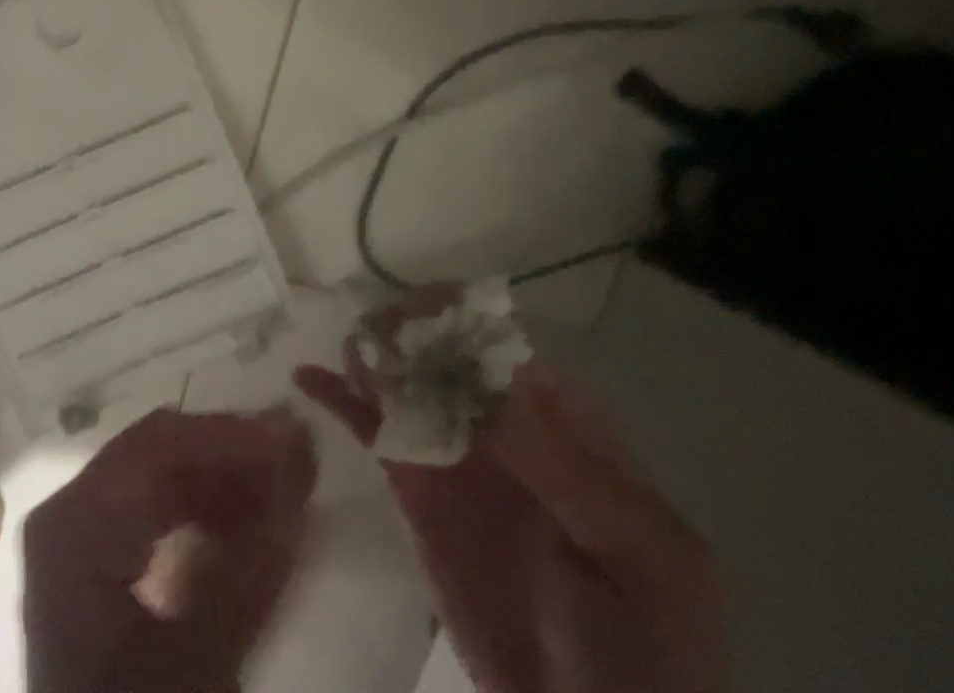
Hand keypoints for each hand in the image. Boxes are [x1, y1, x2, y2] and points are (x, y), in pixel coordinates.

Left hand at [22, 407, 316, 692]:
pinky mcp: (95, 556)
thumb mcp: (195, 656)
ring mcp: (76, 530)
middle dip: (231, 455)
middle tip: (304, 462)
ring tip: (288, 496)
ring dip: (224, 481)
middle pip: (156, 453)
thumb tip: (295, 473)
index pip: (156, 446)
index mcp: (74, 523)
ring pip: (159, 477)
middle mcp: (67, 510)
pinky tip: (251, 527)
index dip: (229, 436)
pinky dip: (205, 511)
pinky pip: (154, 509)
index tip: (298, 437)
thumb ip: (250, 564)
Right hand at [296, 287, 727, 692]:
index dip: (468, 323)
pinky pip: (381, 437)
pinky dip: (346, 406)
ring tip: (345, 352)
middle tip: (372, 330)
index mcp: (575, 434)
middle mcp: (510, 434)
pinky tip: (311, 380)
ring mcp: (459, 463)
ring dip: (375, 361)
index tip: (420, 311)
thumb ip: (568, 471)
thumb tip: (494, 383)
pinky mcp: (418, 497)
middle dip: (412, 334)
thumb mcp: (635, 553)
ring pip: (410, 391)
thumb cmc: (642, 641)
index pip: (516, 355)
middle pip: (453, 361)